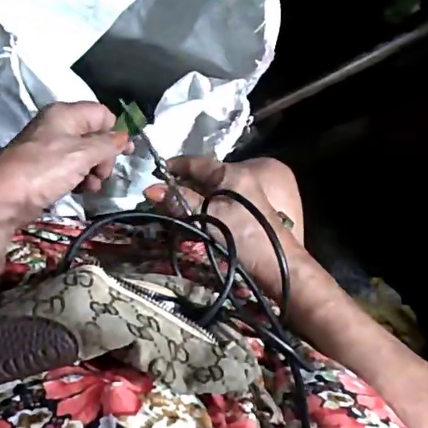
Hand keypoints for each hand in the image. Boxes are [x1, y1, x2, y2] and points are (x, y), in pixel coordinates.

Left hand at [0, 101, 130, 269]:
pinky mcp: (40, 173)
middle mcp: (55, 128)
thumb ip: (106, 145)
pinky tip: (79, 192)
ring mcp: (46, 151)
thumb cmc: (42, 172)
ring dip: (92, 172)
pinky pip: (68, 172)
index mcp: (64, 114)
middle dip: (104, 156)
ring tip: (91, 187)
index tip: (125, 154)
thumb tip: (124, 138)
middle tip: (102, 175)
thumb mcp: (81, 154)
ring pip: (82, 157)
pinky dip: (77, 181)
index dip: (116, 132)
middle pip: (93, 136)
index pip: (101, 114)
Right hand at [145, 156, 307, 298]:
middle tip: (160, 194)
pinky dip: (202, 207)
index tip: (157, 171)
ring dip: (190, 197)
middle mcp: (240, 179)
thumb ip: (181, 201)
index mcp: (232, 173)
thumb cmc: (242, 235)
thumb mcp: (207, 216)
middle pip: (204, 176)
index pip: (198, 162)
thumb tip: (151, 190)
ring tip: (171, 207)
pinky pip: (217, 202)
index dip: (176, 165)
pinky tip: (191, 218)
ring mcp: (245, 196)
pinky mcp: (245, 213)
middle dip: (181, 184)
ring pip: (210, 191)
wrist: (275, 264)